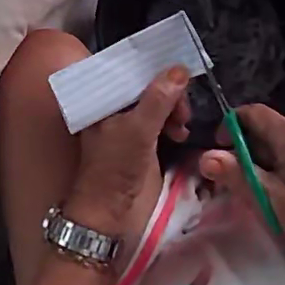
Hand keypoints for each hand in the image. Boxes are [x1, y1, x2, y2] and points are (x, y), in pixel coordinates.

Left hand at [66, 66, 191, 231]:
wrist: (110, 215)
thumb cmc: (116, 168)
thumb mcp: (139, 130)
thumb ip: (159, 99)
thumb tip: (180, 69)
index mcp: (103, 99)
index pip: (131, 70)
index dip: (156, 70)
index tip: (180, 74)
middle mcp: (114, 107)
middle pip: (148, 85)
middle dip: (169, 94)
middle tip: (182, 111)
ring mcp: (128, 124)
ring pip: (158, 102)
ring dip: (175, 109)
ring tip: (182, 126)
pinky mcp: (141, 140)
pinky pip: (162, 119)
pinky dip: (174, 122)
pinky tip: (181, 133)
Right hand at [198, 104, 284, 281]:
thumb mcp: (272, 199)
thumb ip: (238, 175)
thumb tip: (205, 156)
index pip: (253, 112)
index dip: (230, 125)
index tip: (218, 148)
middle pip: (264, 127)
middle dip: (243, 147)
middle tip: (229, 177)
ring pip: (276, 142)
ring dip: (259, 160)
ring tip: (250, 189)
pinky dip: (275, 166)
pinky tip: (273, 192)